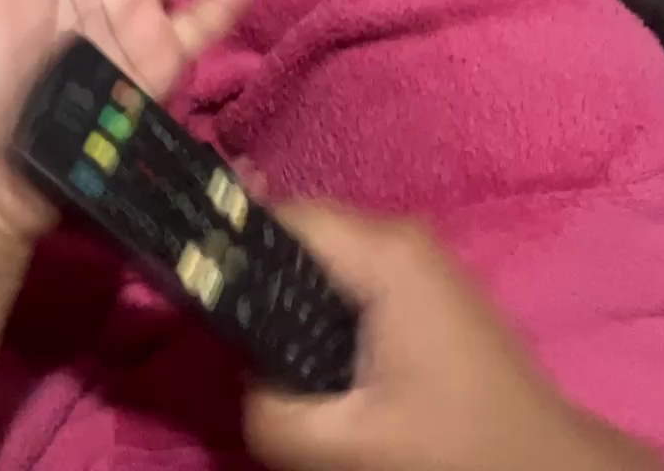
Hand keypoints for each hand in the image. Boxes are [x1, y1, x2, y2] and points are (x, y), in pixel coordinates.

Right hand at [246, 207, 663, 470]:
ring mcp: (412, 253)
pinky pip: (344, 269)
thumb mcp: (349, 448)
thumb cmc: (459, 453)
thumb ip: (271, 409)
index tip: (205, 287)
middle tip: (242, 333)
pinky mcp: (419, 279)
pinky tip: (317, 348)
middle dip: (262, 275)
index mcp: (383, 253)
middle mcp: (397, 233)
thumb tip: (245, 372)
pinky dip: (318, 300)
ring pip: (318, 251)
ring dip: (290, 291)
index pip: (281, 216)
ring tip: (278, 344)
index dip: (234, 245)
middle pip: (297, 231)